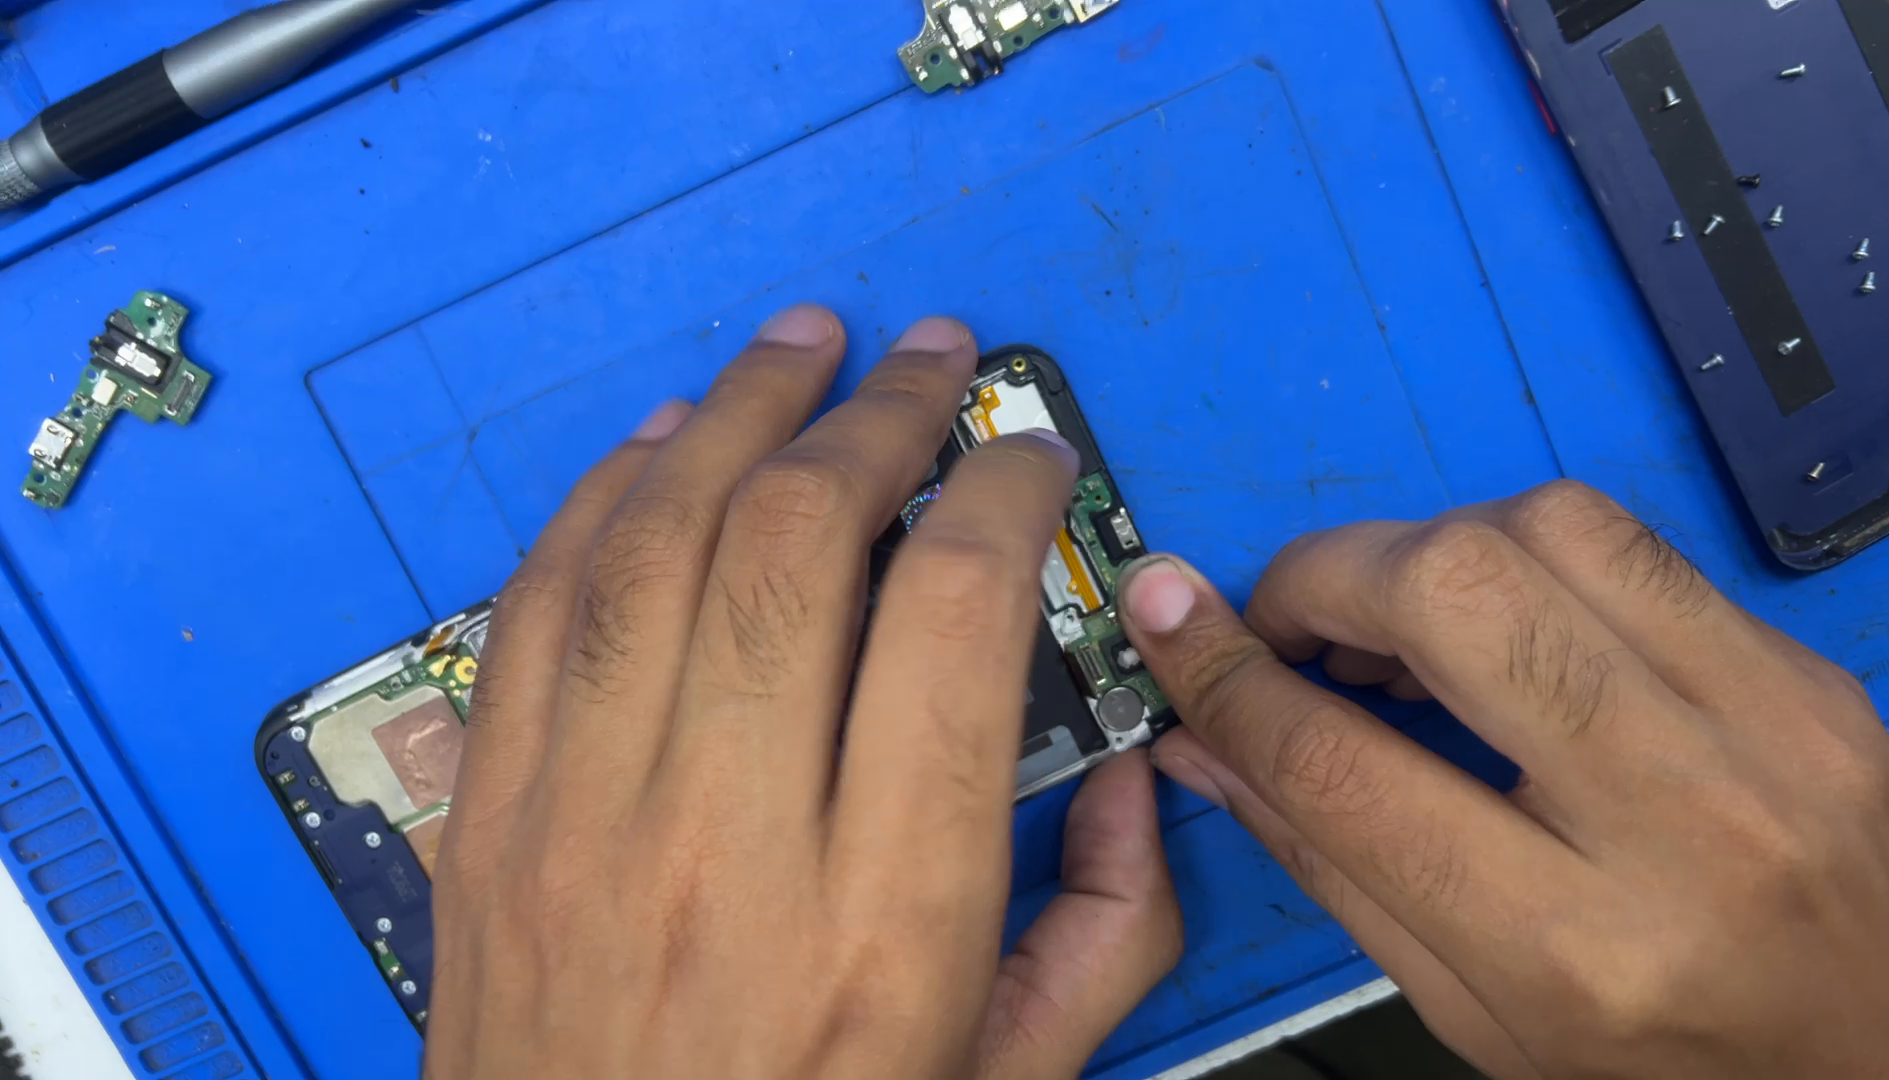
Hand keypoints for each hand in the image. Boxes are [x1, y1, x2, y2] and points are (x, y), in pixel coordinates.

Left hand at [424, 307, 1179, 1078]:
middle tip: (925, 353)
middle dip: (877, 417)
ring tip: (801, 343)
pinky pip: (540, 604)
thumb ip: (1111, 920)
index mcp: (886, 907)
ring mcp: (583, 812)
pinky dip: (605, 493)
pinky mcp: (494, 812)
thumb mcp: (1014, 1070)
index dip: (1003, 494)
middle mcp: (730, 835)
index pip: (954, 617)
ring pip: (657, 543)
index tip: (1029, 455)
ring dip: (737, 412)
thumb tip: (1133, 766)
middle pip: (797, 544)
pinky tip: (666, 435)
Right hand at [1120, 481, 1888, 1078]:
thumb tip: (1191, 733)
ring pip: (1534, 528)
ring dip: (1414, 554)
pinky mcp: (1799, 667)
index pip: (1337, 765)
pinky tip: (1482, 622)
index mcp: (1567, 946)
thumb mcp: (1449, 994)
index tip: (1162, 613)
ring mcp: (1771, 722)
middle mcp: (1684, 821)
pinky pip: (1609, 534)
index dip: (1224, 673)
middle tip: (1291, 624)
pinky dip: (1499, 548)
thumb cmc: (1640, 1060)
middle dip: (1325, 582)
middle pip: (1453, 596)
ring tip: (1387, 626)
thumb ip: (1306, 845)